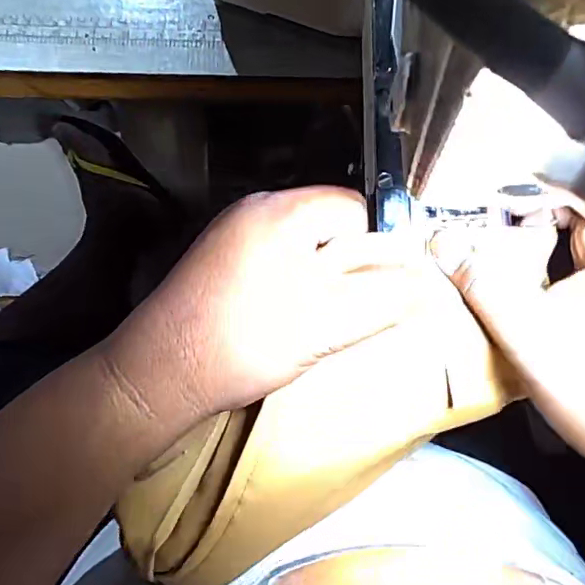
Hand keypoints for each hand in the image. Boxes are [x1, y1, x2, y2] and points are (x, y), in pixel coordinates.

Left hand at [99, 187, 435, 427]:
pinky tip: (287, 320)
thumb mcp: (328, 325)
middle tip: (348, 310)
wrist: (158, 376)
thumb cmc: (243, 344)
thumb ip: (384, 300)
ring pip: (306, 247)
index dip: (378, 247)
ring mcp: (234, 234)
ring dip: (322, 279)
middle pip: (331, 225)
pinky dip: (294, 285)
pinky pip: (278, 260)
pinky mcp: (221, 260)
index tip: (381, 289)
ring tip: (317, 320)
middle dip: (349, 265)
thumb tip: (426, 284)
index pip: (356, 208)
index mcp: (282, 211)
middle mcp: (256, 210)